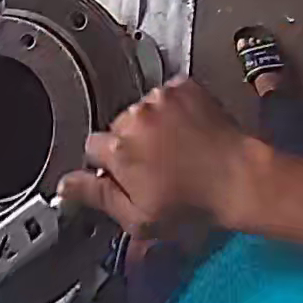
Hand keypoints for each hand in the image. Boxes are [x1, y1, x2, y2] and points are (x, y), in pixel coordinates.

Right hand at [57, 78, 269, 237]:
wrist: (238, 175)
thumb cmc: (192, 203)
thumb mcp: (138, 218)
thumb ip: (97, 197)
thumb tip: (65, 185)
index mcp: (119, 147)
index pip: (92, 147)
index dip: (107, 164)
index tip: (123, 174)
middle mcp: (136, 114)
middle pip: (118, 126)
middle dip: (130, 143)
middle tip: (155, 164)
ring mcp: (160, 96)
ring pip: (142, 109)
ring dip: (152, 124)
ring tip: (176, 146)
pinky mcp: (182, 84)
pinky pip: (166, 94)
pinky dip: (173, 108)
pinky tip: (187, 128)